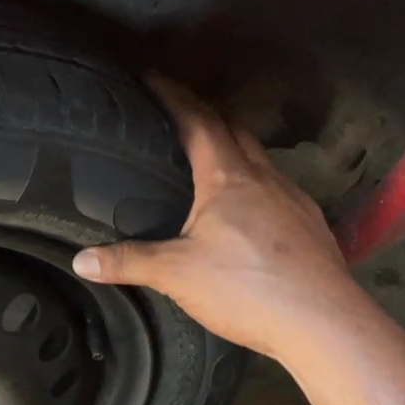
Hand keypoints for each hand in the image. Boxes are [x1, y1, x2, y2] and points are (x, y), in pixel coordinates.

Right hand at [71, 77, 367, 363]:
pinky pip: (276, 187)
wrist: (324, 325)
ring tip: (207, 156)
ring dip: (233, 146)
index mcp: (227, 178)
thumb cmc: (246, 288)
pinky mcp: (310, 226)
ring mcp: (294, 200)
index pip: (198, 122)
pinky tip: (246, 207)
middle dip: (205, 115)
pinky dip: (254, 181)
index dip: (174, 96)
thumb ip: (127, 262)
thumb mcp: (175, 275)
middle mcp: (264, 178)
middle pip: (234, 130)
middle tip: (177, 113)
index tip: (153, 78)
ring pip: (260, 158)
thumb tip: (80, 261)